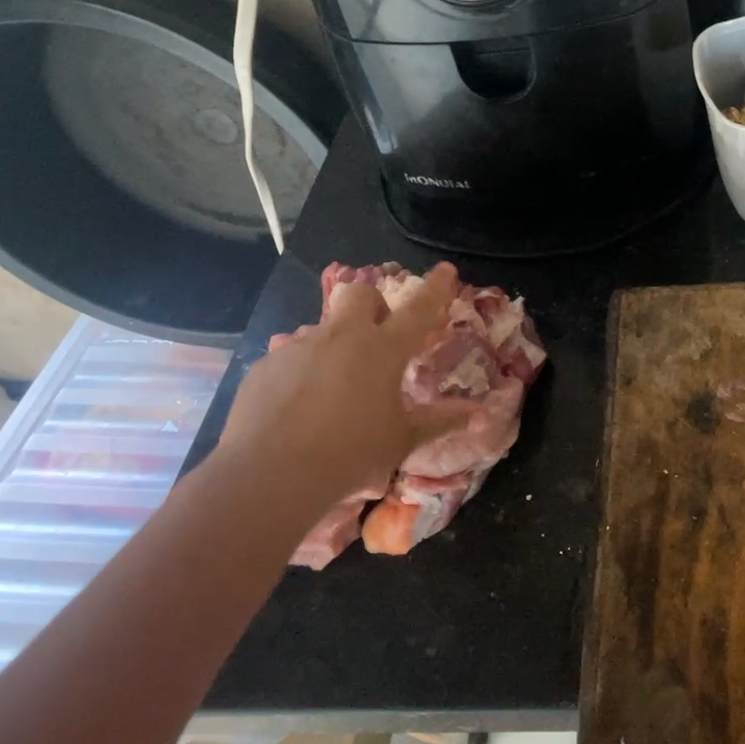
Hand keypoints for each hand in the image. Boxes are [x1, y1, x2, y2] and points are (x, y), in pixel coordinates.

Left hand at [215, 262, 465, 511]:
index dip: (435, 288)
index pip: (418, 310)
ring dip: (335, 345)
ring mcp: (299, 348)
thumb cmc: (350, 454)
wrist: (270, 474)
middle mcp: (342, 337)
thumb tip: (479, 414)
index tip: (445, 270)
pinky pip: (290, 358)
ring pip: (322, 328)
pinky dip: (302, 372)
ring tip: (334, 387)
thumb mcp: (402, 440)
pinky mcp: (265, 366)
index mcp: (384, 350)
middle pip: (360, 294)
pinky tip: (298, 408)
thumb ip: (440, 421)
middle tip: (378, 336)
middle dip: (373, 304)